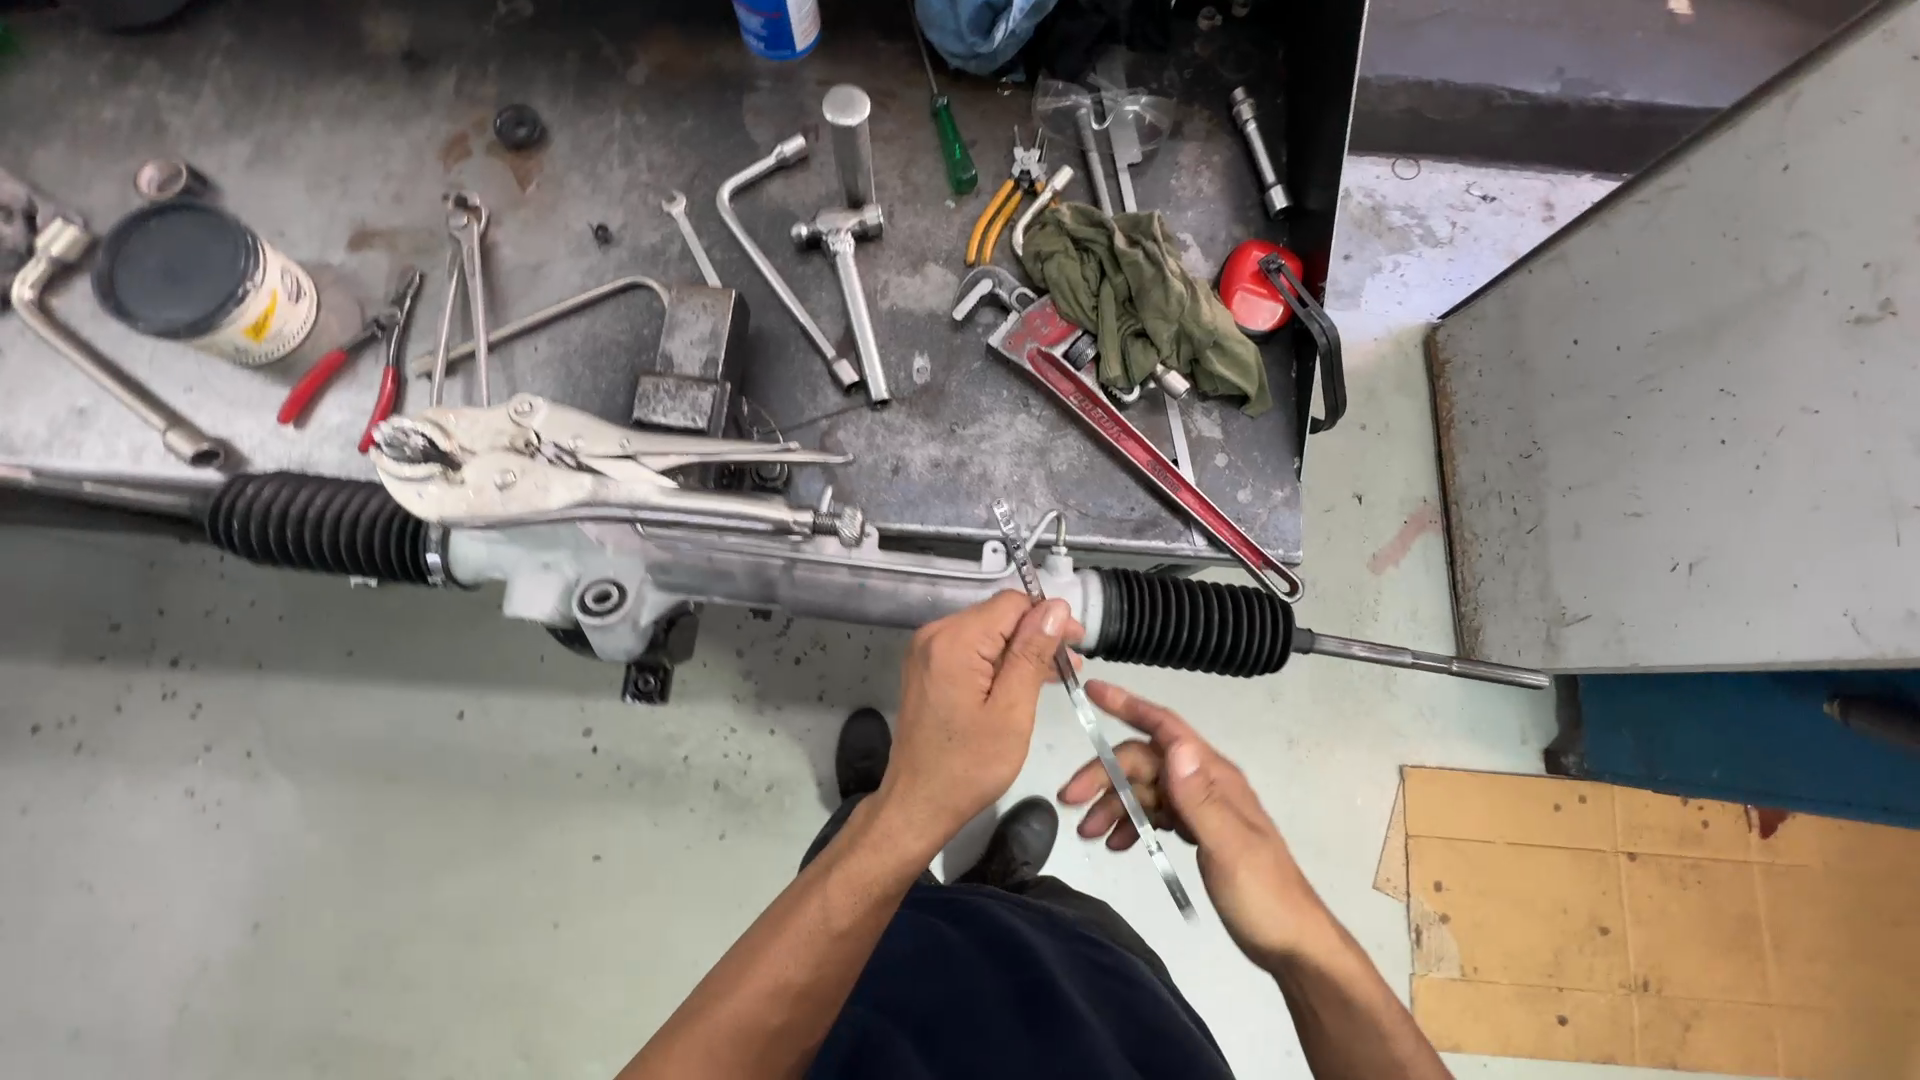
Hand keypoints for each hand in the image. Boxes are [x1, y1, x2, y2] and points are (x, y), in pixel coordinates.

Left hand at [877, 592, 1080, 851]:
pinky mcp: (927, 668)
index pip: (1011, 603)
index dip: (1049, 618)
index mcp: (953, 641)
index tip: (1076, 645)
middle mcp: (934, 635)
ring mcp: (926, 652)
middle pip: (998, 615)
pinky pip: (970, 650)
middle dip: (1037, 635)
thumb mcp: (1012, 711)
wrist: (918, 804)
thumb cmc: (969, 766)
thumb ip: (1032, 654)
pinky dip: (998, 661)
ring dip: (1021, 649)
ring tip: (1054, 676)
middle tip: (1071, 666)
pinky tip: (1022, 682)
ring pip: (987, 632)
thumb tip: (1055, 607)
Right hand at [1059, 681, 1329, 967]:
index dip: (1129, 706)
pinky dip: (1131, 824)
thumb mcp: (1230, 847)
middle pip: (1144, 763)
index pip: (1166, 729)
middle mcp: (1204, 783)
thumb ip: (1201, 798)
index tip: (1093, 691)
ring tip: (1088, 832)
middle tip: (1070, 801)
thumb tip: (1175, 746)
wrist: (1291, 944)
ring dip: (1113, 805)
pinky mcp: (1197, 833)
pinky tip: (1117, 843)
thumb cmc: (1264, 895)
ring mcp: (1200, 808)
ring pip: (1144, 790)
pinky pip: (1154, 815)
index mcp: (1214, 776)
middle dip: (1105, 775)